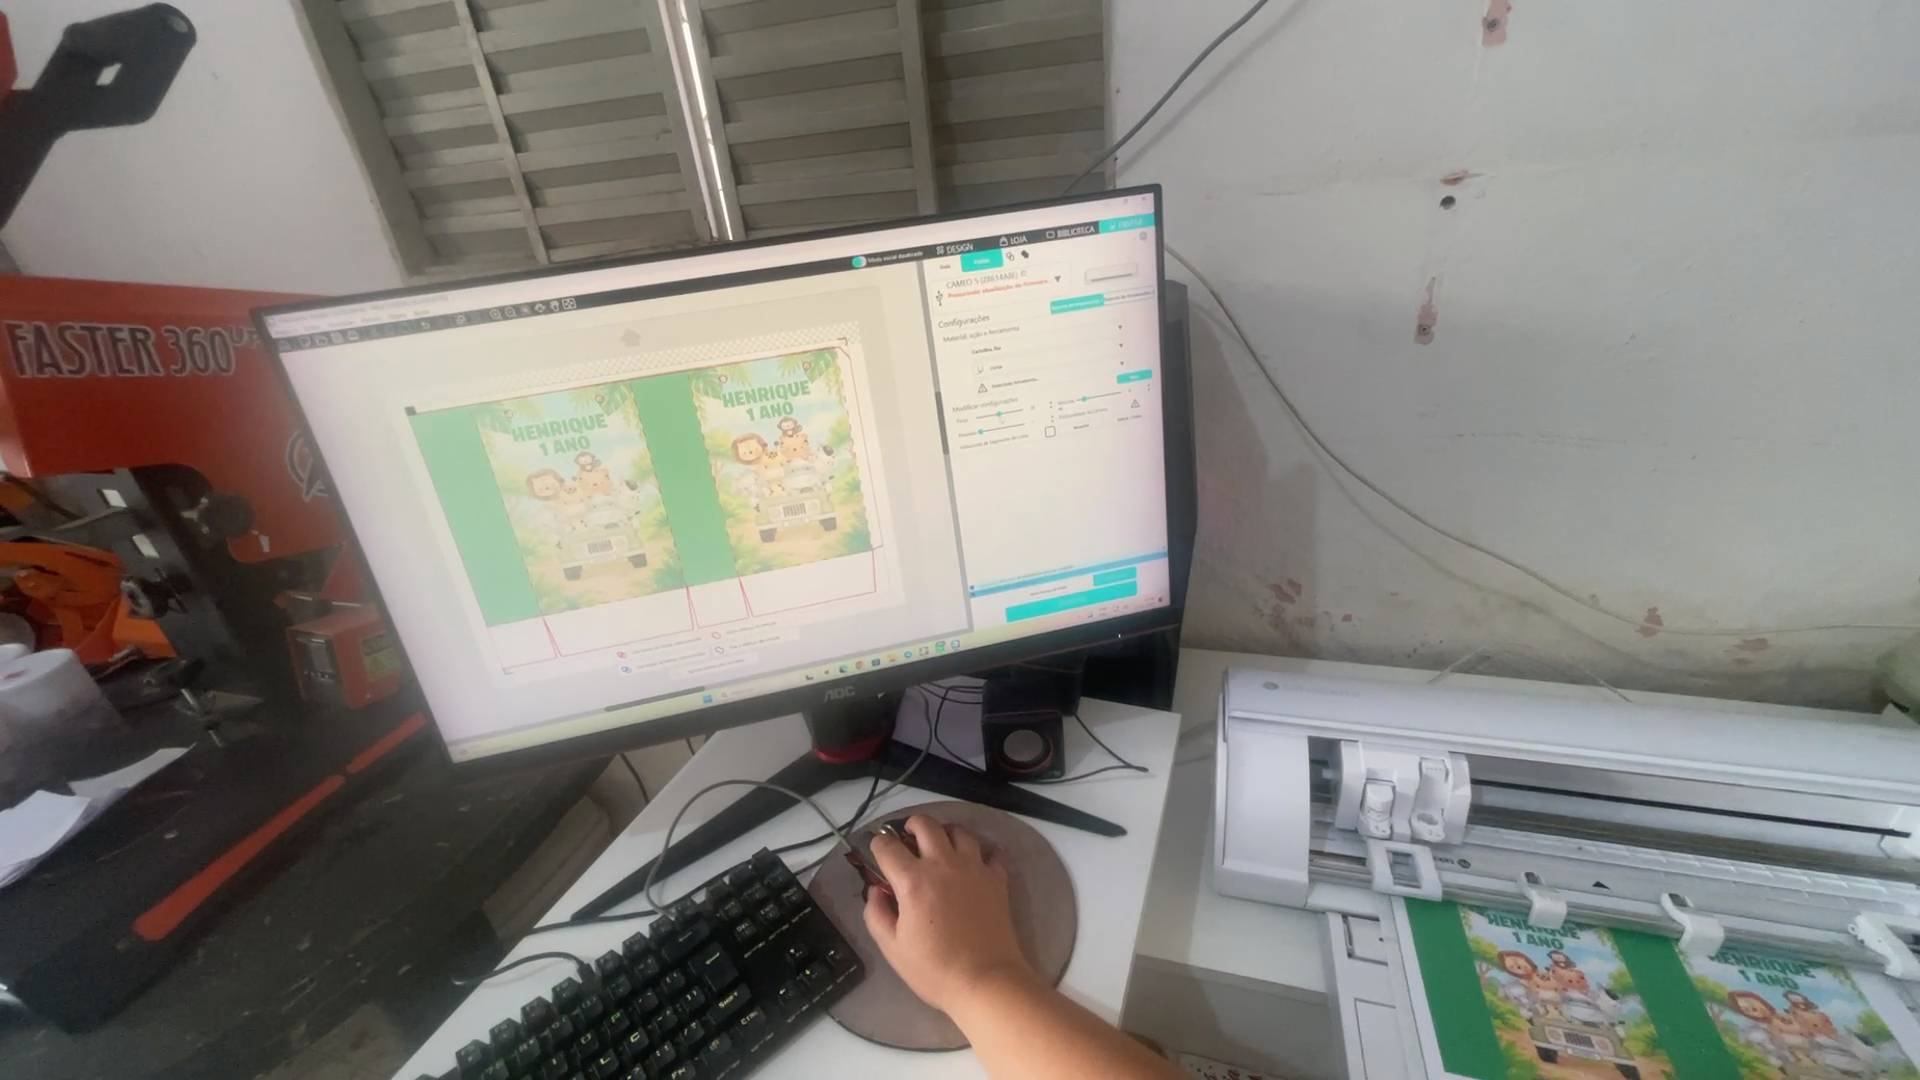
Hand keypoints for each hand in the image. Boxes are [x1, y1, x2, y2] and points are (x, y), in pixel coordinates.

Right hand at [862, 815, 1035, 1013]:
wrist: (985, 981)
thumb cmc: (935, 969)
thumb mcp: (893, 948)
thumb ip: (877, 914)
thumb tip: (875, 890)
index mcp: (913, 881)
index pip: (888, 847)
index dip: (878, 844)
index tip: (878, 851)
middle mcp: (943, 864)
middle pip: (926, 825)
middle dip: (911, 825)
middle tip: (908, 837)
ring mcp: (973, 867)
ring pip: (959, 830)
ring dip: (946, 831)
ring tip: (941, 844)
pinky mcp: (996, 877)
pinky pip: (992, 851)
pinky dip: (984, 850)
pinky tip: (977, 859)